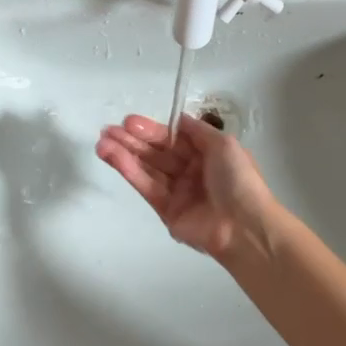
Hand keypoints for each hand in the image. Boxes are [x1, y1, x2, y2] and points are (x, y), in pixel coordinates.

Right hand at [95, 114, 277, 260]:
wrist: (244, 226)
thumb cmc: (238, 179)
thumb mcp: (224, 144)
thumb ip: (197, 131)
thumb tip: (177, 119)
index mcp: (207, 155)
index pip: (173, 138)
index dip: (152, 129)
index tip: (130, 121)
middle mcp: (190, 172)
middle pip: (157, 152)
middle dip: (132, 140)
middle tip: (108, 129)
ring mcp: (177, 192)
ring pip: (147, 169)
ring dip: (124, 154)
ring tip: (101, 142)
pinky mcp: (166, 211)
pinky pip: (146, 187)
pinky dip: (129, 172)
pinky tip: (113, 157)